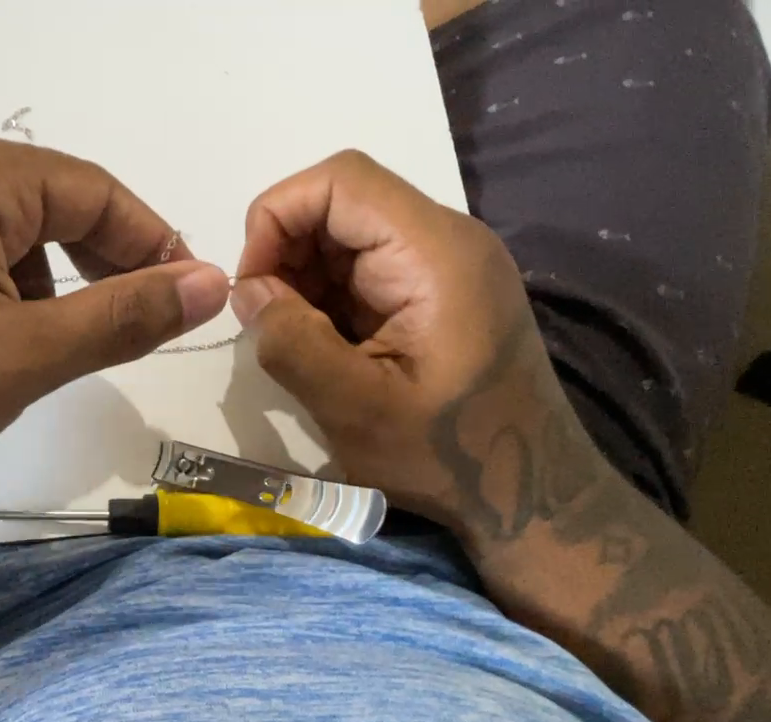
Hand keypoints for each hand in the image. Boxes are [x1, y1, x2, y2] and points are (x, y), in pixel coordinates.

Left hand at [0, 133, 231, 497]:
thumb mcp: (26, 354)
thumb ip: (123, 316)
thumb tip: (211, 283)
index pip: (91, 189)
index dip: (151, 241)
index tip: (189, 297)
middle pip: (50, 209)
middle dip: (101, 267)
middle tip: (136, 326)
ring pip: (9, 246)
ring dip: (50, 294)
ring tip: (51, 354)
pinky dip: (3, 305)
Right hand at [231, 151, 609, 549]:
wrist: (522, 491)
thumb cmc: (443, 455)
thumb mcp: (352, 409)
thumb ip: (291, 343)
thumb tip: (247, 292)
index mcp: (432, 254)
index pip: (340, 181)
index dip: (276, 218)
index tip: (250, 289)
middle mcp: (443, 240)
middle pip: (341, 203)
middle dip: (284, 254)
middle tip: (265, 325)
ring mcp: (442, 266)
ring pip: (346, 238)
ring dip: (300, 281)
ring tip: (292, 344)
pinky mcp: (434, 294)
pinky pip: (363, 272)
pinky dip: (324, 301)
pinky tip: (320, 349)